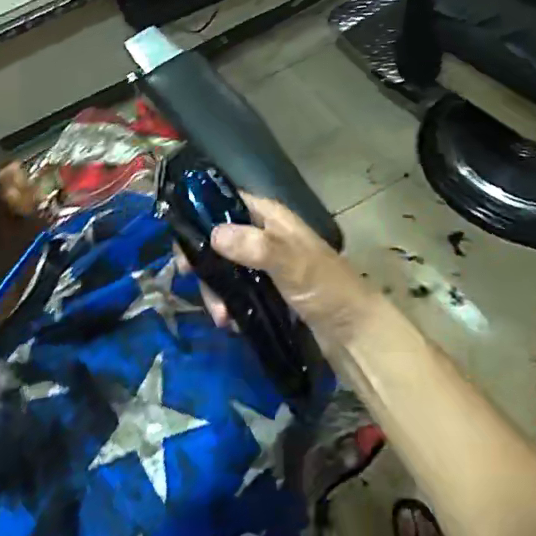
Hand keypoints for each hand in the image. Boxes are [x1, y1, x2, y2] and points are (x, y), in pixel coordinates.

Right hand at [195, 193, 381, 346]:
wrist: (355, 333)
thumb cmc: (326, 288)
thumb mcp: (291, 263)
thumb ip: (255, 246)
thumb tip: (214, 234)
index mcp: (272, 218)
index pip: (229, 202)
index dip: (203, 214)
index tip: (181, 238)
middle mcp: (266, 236)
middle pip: (220, 238)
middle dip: (206, 262)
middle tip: (189, 280)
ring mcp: (266, 265)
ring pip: (226, 268)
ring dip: (216, 290)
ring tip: (221, 317)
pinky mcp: (268, 293)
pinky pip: (237, 291)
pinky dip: (228, 304)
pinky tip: (230, 323)